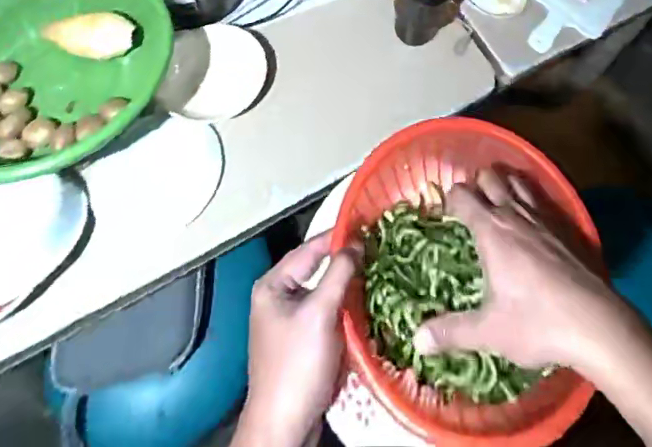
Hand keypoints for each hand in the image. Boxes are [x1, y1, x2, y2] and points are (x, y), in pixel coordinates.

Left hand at [234, 230, 358, 446]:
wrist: (284, 428)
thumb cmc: (297, 367)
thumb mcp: (320, 313)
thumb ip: (338, 273)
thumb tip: (356, 243)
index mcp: (273, 285)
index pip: (311, 248)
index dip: (339, 236)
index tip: (369, 225)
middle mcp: (278, 297)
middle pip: (318, 269)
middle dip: (347, 260)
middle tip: (377, 247)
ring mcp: (291, 320)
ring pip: (326, 291)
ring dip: (349, 284)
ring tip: (377, 269)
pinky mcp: (304, 340)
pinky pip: (328, 312)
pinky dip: (346, 306)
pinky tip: (367, 301)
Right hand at [413, 169, 641, 376]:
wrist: (595, 322)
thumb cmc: (536, 323)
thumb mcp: (489, 331)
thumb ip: (451, 332)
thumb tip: (417, 340)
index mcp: (491, 230)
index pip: (462, 196)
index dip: (448, 200)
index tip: (442, 214)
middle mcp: (515, 214)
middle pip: (490, 178)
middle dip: (475, 184)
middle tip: (467, 207)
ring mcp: (543, 217)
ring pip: (518, 181)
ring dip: (504, 184)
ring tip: (496, 201)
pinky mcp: (565, 226)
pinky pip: (541, 198)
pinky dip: (529, 198)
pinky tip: (530, 220)